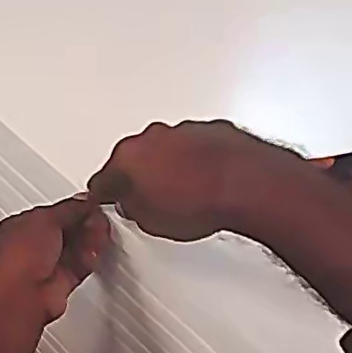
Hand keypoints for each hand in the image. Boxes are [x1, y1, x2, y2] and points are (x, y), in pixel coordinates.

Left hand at [0, 197, 111, 325]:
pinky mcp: (59, 284)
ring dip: (89, 240)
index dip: (73, 208)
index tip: (91, 204)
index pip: (52, 213)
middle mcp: (31, 248)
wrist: (21, 295)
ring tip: (98, 234)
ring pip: (74, 249)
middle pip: (66, 231)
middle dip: (84, 224)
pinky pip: (79, 267)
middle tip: (97, 219)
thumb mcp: (46, 218)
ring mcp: (45, 266)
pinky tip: (94, 251)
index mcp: (20, 227)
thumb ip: (69, 209)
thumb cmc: (17, 258)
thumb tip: (83, 201)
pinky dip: (89, 258)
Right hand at [87, 120, 318, 241]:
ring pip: (163, 150)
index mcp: (127, 158)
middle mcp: (152, 138)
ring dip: (166, 168)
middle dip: (137, 178)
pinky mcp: (211, 130)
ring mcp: (182, 131)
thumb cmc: (201, 201)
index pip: (102, 178)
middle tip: (145, 201)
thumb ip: (133, 208)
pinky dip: (194, 161)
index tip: (107, 199)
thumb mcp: (150, 222)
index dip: (105, 194)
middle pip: (132, 160)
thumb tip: (134, 204)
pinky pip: (193, 147)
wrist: (249, 187)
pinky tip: (202, 182)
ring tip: (180, 195)